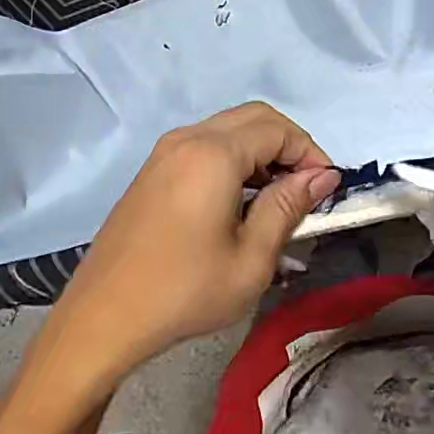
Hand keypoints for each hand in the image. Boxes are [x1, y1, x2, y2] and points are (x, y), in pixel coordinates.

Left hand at [28, 103, 339, 397]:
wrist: (105, 315)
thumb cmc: (185, 291)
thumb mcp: (251, 258)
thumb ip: (287, 207)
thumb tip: (321, 176)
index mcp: (213, 154)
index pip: (277, 129)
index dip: (310, 153)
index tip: (327, 190)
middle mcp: (186, 139)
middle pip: (252, 118)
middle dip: (288, 145)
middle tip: (306, 189)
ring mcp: (162, 154)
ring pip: (225, 131)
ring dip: (259, 152)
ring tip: (276, 199)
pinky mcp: (150, 172)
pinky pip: (201, 148)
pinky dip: (231, 161)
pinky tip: (238, 202)